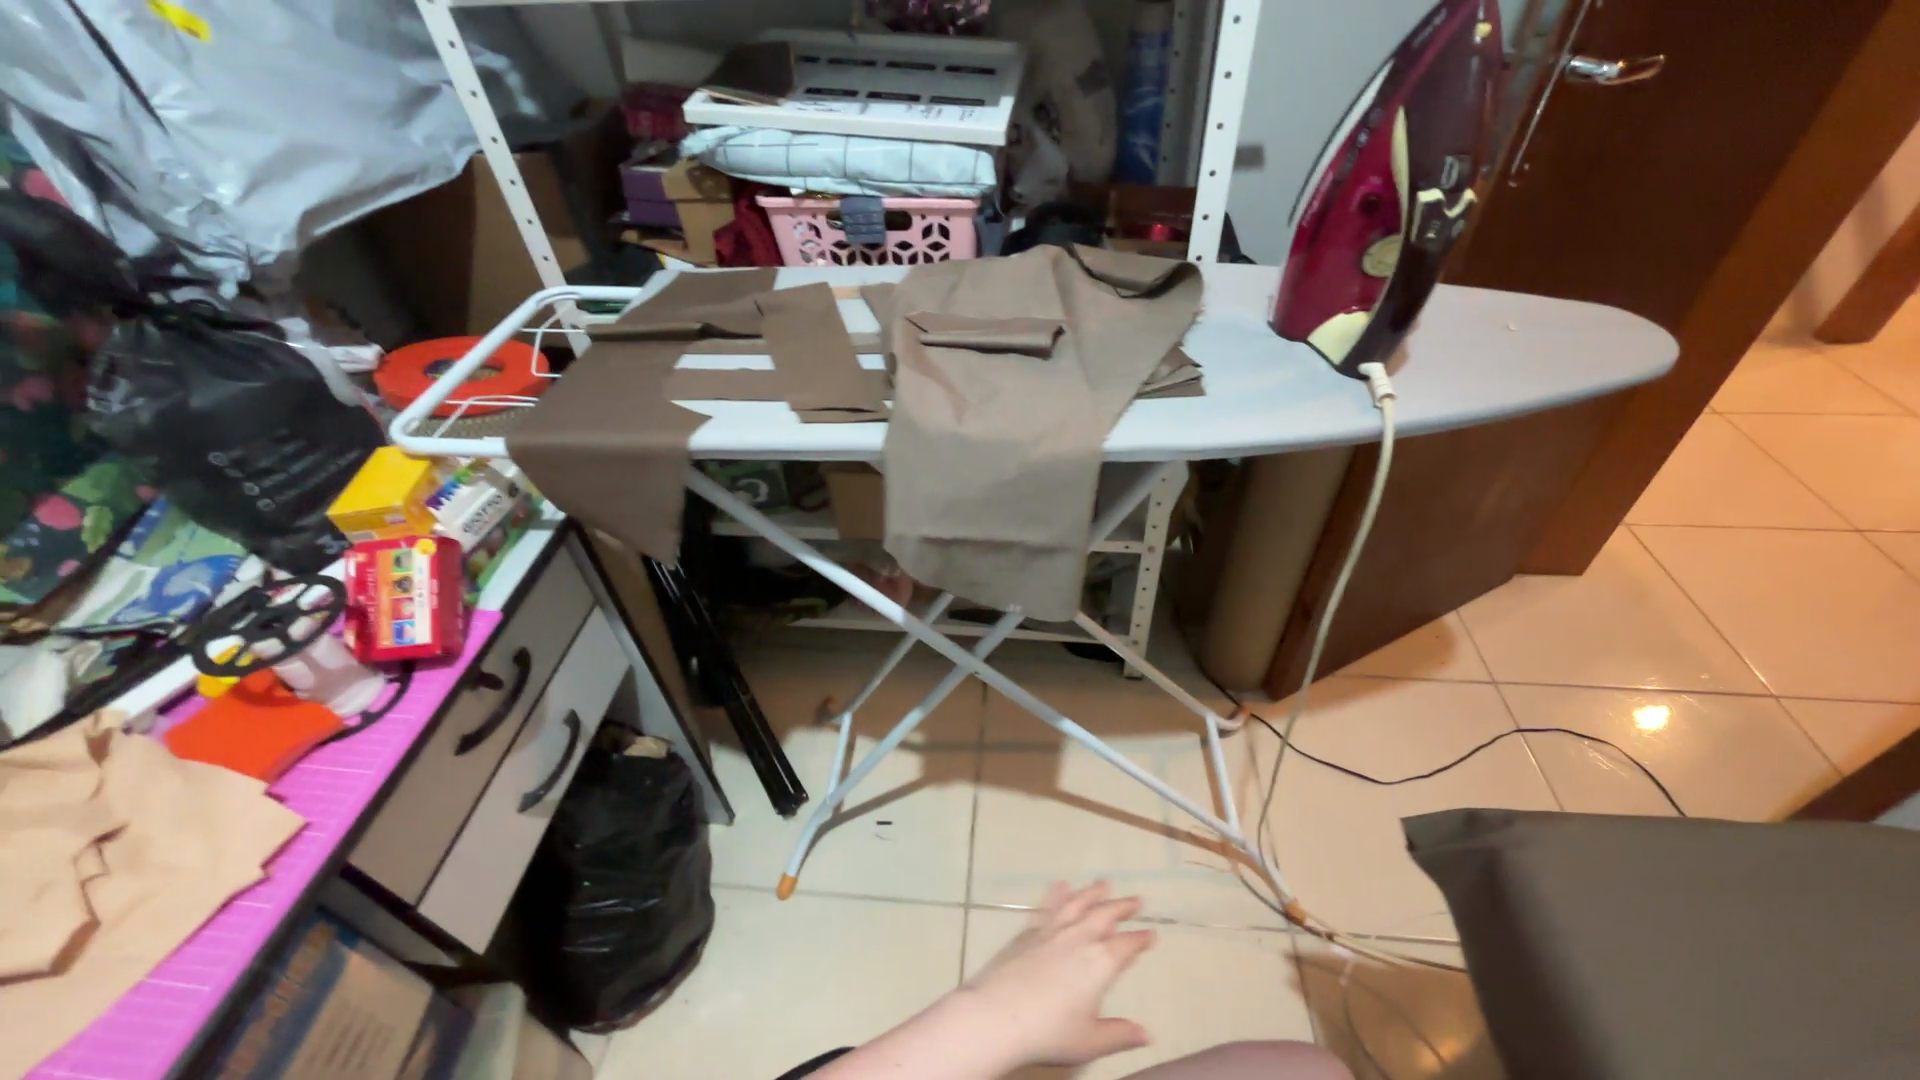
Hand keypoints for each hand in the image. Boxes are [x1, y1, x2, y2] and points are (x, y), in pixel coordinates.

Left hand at [959, 881, 1156, 1067]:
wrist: (998, 1015)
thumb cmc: (1049, 1032)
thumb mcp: (1090, 1041)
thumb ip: (1119, 1034)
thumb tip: (1146, 1034)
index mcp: (1100, 963)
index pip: (1127, 946)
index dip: (1141, 940)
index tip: (1151, 934)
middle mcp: (1079, 939)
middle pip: (1105, 915)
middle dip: (1122, 907)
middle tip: (1136, 900)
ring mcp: (1052, 931)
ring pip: (1077, 904)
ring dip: (1092, 893)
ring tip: (1103, 884)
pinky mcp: (1028, 931)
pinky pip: (1047, 906)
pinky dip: (1057, 894)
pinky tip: (1061, 886)